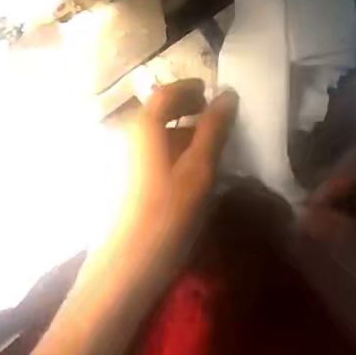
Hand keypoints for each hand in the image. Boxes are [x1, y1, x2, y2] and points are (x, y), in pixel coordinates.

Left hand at [87, 80, 237, 300]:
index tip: (211, 91)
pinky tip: (196, 172)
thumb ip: (213, 130)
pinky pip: (157, 155)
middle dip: (187, 109)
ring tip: (214, 144)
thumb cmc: (167, 214)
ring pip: (159, 136)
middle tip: (216, 115)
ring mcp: (128, 162)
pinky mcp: (131, 185)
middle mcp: (131, 138)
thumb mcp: (198, 170)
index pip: (165, 93)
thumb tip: (227, 95)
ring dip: (184, 132)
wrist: (127, 266)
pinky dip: (177, 152)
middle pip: (159, 112)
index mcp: (145, 127)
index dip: (189, 88)